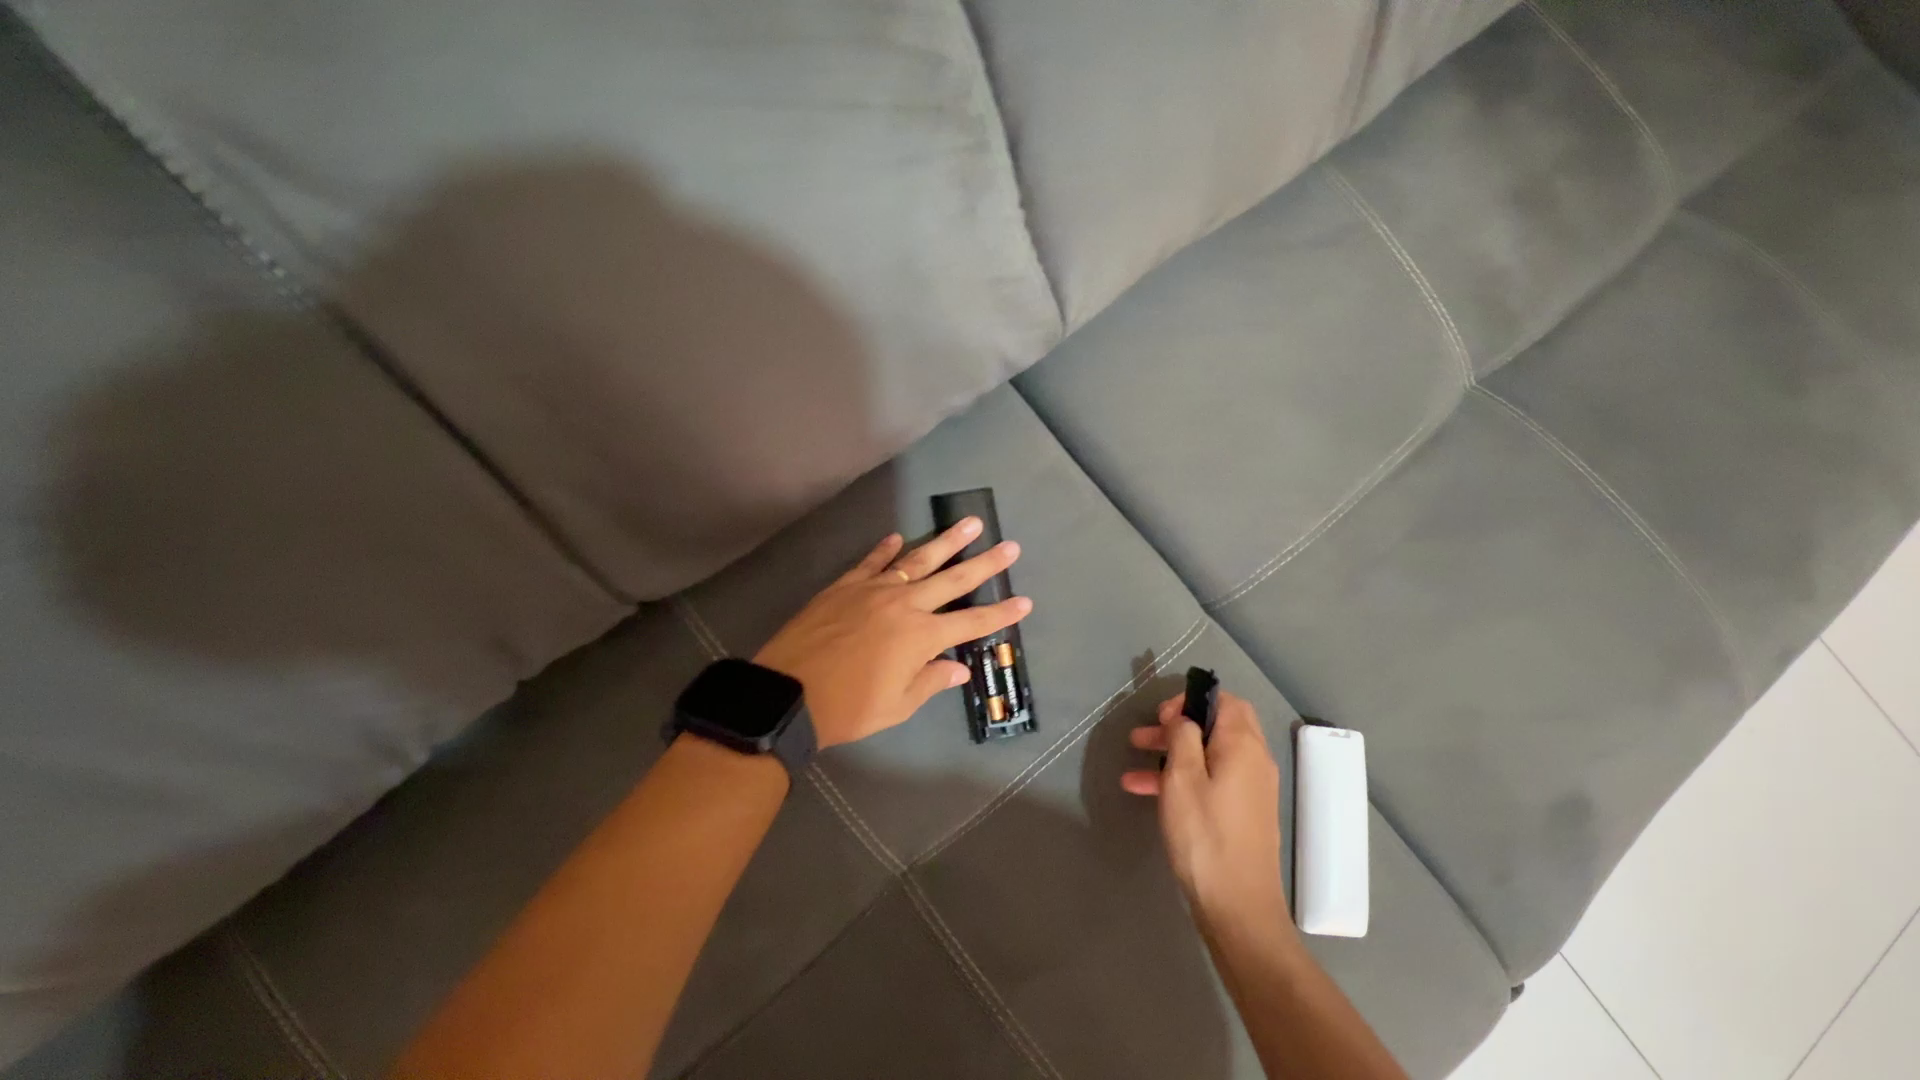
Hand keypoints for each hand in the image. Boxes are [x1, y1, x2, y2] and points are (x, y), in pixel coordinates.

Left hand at [754, 519, 1031, 747]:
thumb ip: (930, 681)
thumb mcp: (896, 706)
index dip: (1000, 613)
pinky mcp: (844, 586)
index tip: (1025, 601)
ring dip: (946, 542)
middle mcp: (904, 605)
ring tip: (970, 524)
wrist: (788, 693)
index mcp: (921, 637)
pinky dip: (886, 548)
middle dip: (985, 563)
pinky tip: (898, 537)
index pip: (972, 622)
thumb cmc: (847, 708)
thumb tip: (957, 668)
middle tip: (1010, 546)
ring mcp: (873, 590)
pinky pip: (871, 562)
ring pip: (916, 560)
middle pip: (953, 580)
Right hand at [1121, 690, 1287, 927]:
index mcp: (1244, 746)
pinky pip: (1211, 782)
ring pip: (1209, 756)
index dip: (1192, 700)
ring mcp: (1250, 790)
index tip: (1161, 717)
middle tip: (1143, 736)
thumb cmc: (1204, 835)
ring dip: (1172, 754)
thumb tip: (1186, 718)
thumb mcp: (1182, 778)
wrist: (1237, 905)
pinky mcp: (1242, 814)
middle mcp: (1254, 762)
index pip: (1226, 701)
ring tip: (1133, 765)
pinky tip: (1146, 792)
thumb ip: (1183, 737)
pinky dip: (1182, 780)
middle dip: (1177, 727)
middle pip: (1217, 728)